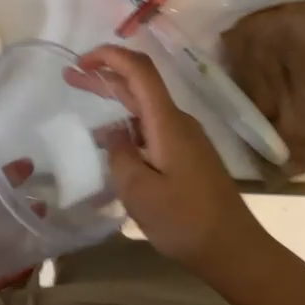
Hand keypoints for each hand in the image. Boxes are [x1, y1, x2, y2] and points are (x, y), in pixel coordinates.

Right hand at [73, 44, 268, 275]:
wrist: (233, 248)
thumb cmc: (185, 221)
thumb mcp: (139, 192)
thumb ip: (120, 156)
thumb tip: (114, 135)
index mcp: (167, 123)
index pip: (140, 71)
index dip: (110, 56)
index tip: (81, 61)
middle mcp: (178, 122)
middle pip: (140, 86)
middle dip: (106, 77)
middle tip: (71, 76)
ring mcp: (186, 139)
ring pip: (146, 110)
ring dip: (116, 104)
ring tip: (85, 115)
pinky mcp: (188, 156)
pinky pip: (153, 131)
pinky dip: (129, 128)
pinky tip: (113, 147)